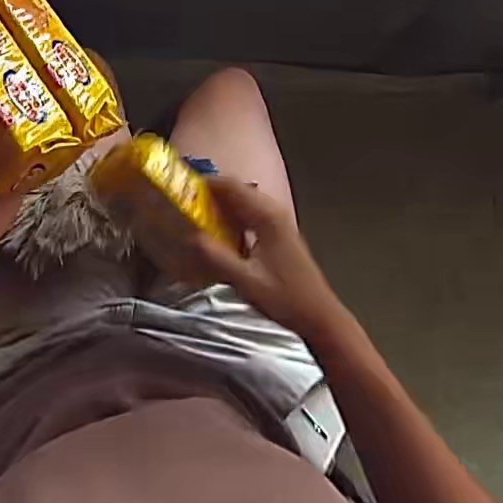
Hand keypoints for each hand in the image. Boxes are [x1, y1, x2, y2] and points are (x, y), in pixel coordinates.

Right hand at [187, 178, 345, 337]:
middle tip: (183, 201)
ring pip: (241, 201)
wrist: (321, 319)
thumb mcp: (246, 280)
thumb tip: (187, 237)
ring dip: (218, 204)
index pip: (230, 186)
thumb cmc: (286, 299)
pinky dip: (229, 215)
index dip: (204, 183)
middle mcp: (273, 212)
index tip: (181, 188)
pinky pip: (247, 213)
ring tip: (194, 213)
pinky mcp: (277, 233)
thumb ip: (216, 257)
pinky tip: (217, 230)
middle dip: (208, 192)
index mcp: (266, 216)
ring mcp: (277, 222)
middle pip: (235, 190)